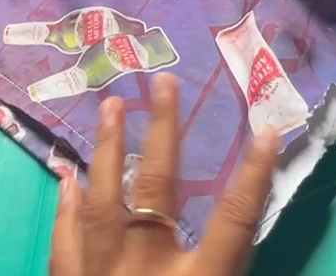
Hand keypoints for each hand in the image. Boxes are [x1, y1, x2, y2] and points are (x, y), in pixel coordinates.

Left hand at [50, 74, 279, 275]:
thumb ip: (223, 262)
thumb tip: (238, 233)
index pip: (235, 220)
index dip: (254, 175)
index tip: (270, 130)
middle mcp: (145, 268)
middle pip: (156, 187)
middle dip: (162, 129)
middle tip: (164, 80)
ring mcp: (100, 275)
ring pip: (102, 202)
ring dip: (107, 151)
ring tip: (108, 105)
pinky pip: (65, 243)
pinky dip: (67, 209)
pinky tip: (66, 181)